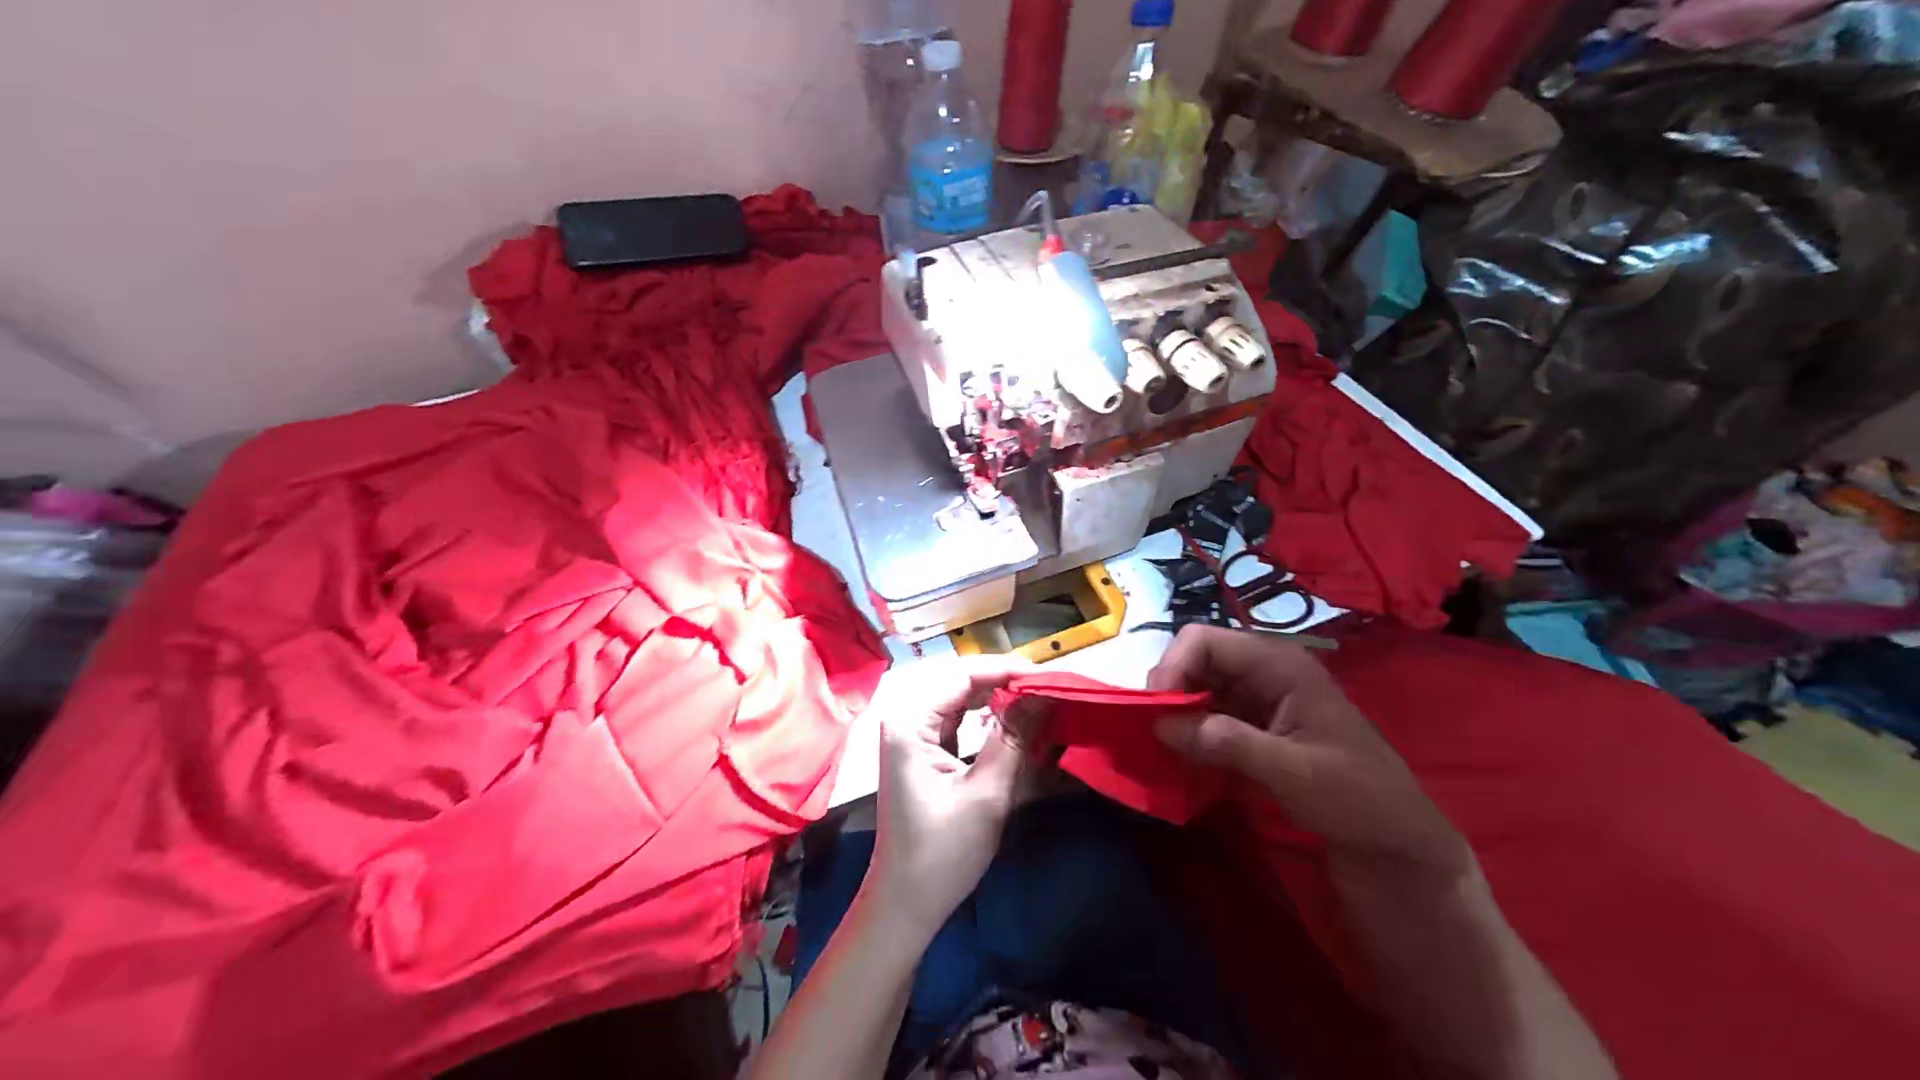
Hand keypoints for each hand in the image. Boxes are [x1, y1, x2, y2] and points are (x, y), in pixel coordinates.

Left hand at [862, 655, 1037, 936]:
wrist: (906, 904)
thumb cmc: (942, 854)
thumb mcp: (986, 794)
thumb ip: (1013, 739)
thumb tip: (1042, 694)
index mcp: (910, 723)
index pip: (962, 676)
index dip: (1006, 670)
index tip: (1048, 675)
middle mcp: (907, 721)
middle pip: (961, 685)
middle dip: (1006, 683)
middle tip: (1050, 689)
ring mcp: (913, 737)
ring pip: (962, 702)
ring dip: (999, 700)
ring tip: (1040, 700)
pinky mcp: (924, 754)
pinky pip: (959, 723)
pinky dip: (988, 721)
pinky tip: (1015, 722)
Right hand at [1148, 626, 1468, 876]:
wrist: (1395, 843)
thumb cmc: (1356, 798)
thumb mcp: (1292, 770)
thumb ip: (1227, 742)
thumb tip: (1161, 723)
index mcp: (1278, 663)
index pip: (1204, 640)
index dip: (1171, 666)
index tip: (1155, 711)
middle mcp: (1263, 670)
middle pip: (1195, 660)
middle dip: (1169, 691)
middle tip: (1154, 733)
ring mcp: (1257, 698)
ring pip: (1196, 688)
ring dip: (1176, 714)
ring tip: (1162, 748)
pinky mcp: (1253, 725)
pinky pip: (1206, 715)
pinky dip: (1189, 732)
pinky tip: (1182, 759)